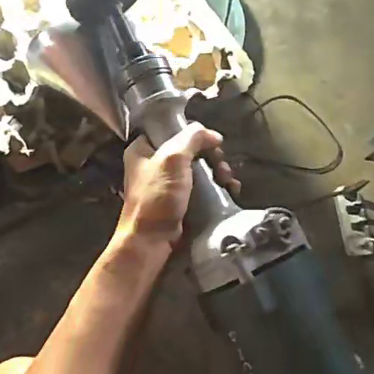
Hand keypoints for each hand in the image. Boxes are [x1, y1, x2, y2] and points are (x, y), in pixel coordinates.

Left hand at [118, 123, 238, 244]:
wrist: (150, 243)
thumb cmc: (157, 198)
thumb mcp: (173, 159)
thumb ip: (193, 138)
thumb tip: (214, 136)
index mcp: (143, 149)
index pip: (173, 129)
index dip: (195, 135)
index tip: (212, 144)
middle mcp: (154, 164)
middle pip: (192, 150)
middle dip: (213, 157)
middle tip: (221, 168)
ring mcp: (168, 185)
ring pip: (201, 169)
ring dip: (219, 172)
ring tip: (228, 182)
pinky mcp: (181, 203)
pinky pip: (203, 188)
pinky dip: (218, 188)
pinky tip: (230, 191)